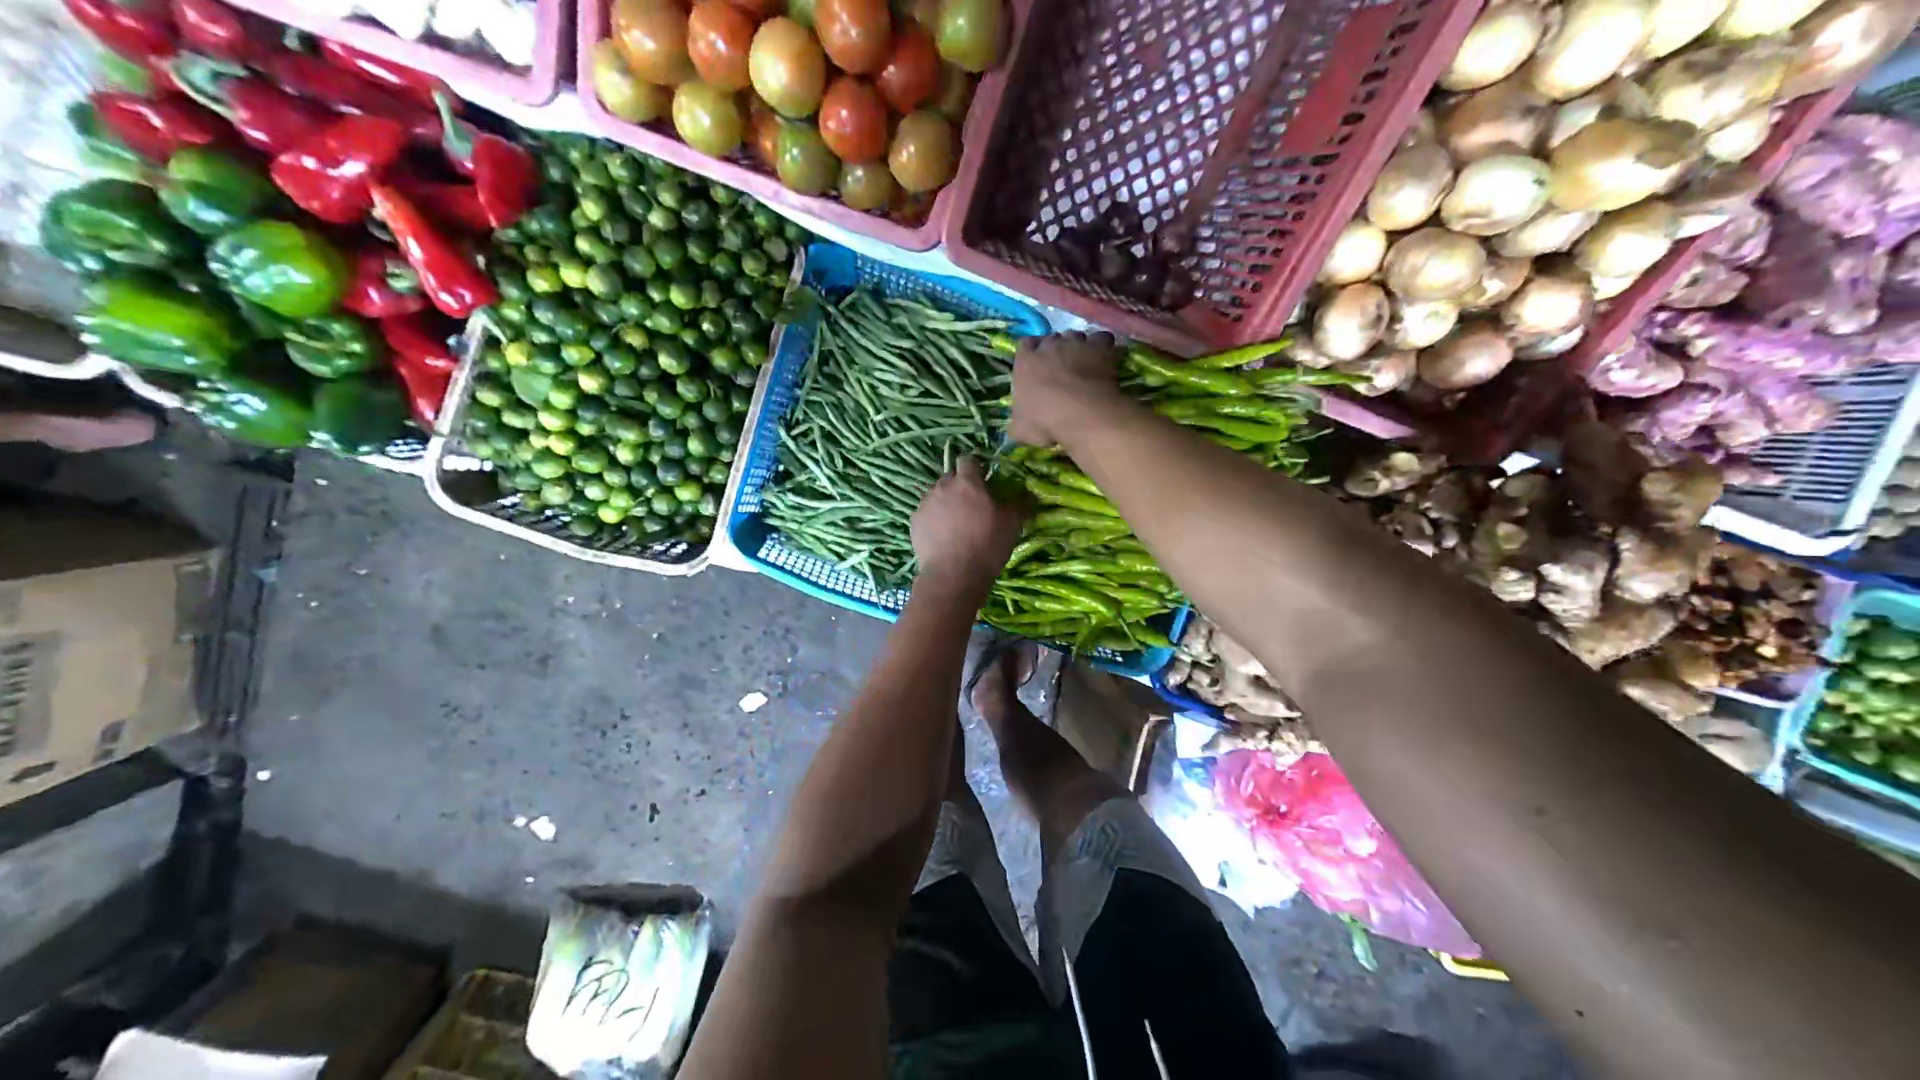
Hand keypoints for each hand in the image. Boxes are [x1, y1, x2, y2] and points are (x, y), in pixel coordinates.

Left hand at [911, 456, 1025, 593]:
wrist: (954, 574)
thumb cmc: (987, 544)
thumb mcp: (1012, 523)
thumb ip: (1020, 503)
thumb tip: (1029, 493)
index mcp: (967, 482)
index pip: (968, 460)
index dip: (976, 467)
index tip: (983, 479)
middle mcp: (942, 487)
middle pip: (950, 476)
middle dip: (960, 485)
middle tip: (971, 503)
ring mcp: (925, 504)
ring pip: (936, 494)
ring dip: (945, 501)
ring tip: (955, 521)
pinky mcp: (914, 522)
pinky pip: (925, 513)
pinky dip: (933, 519)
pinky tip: (942, 535)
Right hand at [1007, 331, 1123, 446]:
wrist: (1081, 414)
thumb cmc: (1044, 421)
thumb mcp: (1021, 430)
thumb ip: (1017, 423)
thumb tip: (1016, 428)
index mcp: (1025, 361)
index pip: (1025, 345)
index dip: (1032, 353)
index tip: (1037, 365)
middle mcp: (1049, 345)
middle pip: (1052, 338)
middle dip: (1057, 350)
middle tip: (1063, 368)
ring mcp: (1076, 343)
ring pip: (1077, 336)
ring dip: (1080, 346)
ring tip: (1085, 363)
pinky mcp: (1100, 347)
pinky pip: (1103, 339)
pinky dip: (1104, 347)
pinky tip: (1106, 359)